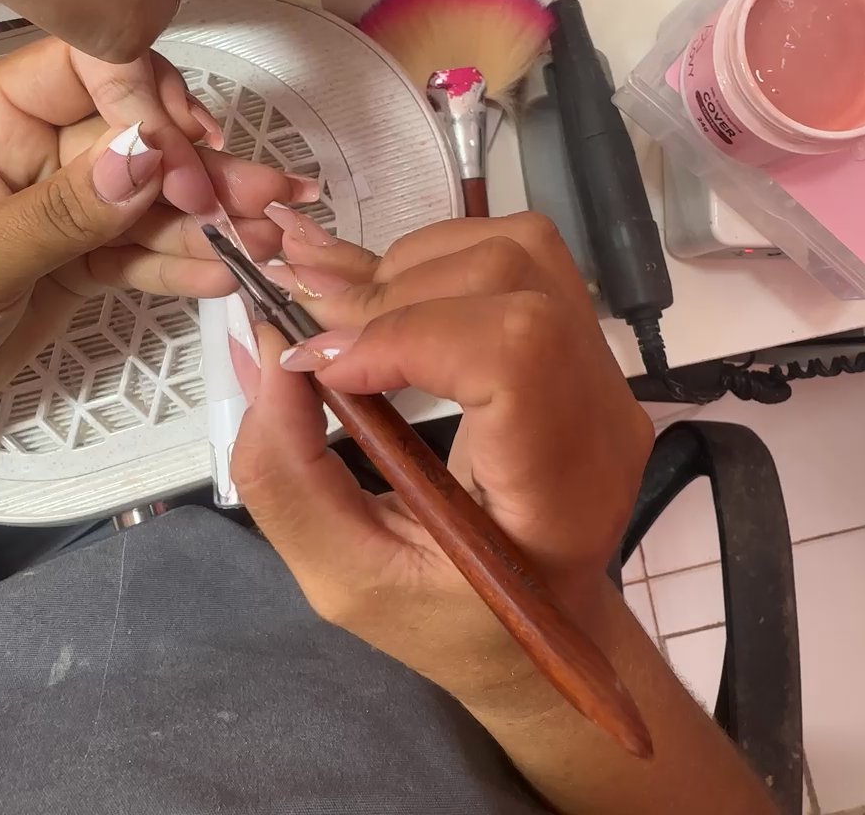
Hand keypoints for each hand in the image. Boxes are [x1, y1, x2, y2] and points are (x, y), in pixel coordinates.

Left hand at [0, 36, 304, 415]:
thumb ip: (63, 211)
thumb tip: (150, 158)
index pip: (87, 71)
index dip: (145, 99)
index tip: (188, 154)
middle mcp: (41, 151)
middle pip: (140, 141)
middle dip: (205, 170)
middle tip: (270, 196)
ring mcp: (71, 207)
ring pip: (155, 200)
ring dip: (212, 222)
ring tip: (268, 241)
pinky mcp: (90, 258)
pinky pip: (146, 252)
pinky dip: (184, 265)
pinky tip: (224, 277)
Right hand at [229, 213, 656, 699]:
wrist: (538, 608)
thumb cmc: (453, 617)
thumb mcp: (347, 577)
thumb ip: (287, 472)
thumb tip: (264, 346)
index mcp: (562, 491)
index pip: (514, 351)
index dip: (404, 334)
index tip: (322, 368)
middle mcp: (600, 410)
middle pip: (509, 276)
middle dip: (390, 291)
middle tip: (312, 335)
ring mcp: (599, 364)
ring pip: (513, 247)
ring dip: (409, 268)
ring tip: (346, 319)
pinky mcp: (578, 337)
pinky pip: (512, 251)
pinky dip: (431, 260)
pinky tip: (384, 301)